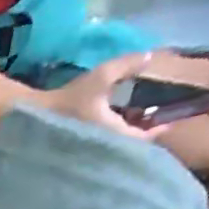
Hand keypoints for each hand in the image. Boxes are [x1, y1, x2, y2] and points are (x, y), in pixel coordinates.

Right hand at [34, 54, 165, 141]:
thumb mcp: (101, 76)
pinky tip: (118, 126)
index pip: (141, 137)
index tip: (168, 123)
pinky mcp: (86, 150)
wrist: (39, 115)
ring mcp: (95, 151)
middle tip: (154, 121)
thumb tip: (149, 57)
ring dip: (131, 136)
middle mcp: (105, 146)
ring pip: (120, 146)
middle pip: (131, 145)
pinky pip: (109, 146)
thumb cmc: (71, 98)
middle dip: (144, 134)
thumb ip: (126, 65)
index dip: (156, 130)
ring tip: (138, 123)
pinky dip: (117, 137)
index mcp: (111, 131)